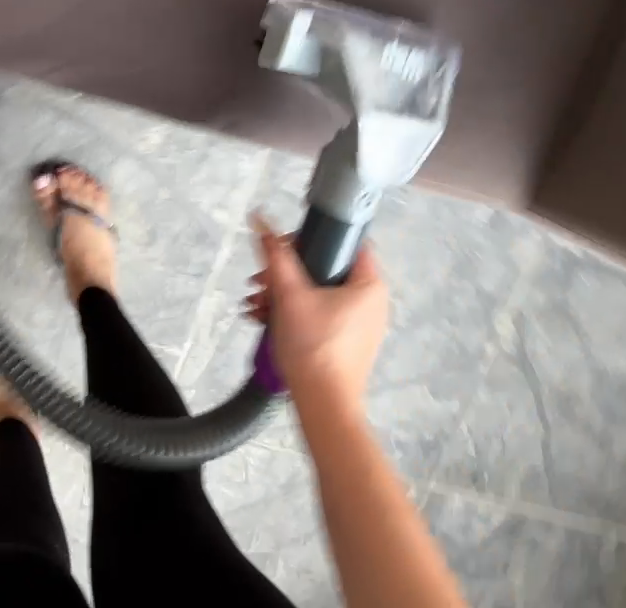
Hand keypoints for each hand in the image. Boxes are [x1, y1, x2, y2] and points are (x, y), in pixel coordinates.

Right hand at [244, 212, 389, 404]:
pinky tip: (263, 318)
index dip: (314, 237)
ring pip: (315, 293)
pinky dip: (291, 313)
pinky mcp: (344, 342)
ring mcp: (358, 324)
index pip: (346, 241)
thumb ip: (275, 255)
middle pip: (323, 268)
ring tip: (255, 303)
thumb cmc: (314, 344)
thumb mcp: (290, 294)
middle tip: (260, 281)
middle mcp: (370, 301)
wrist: (322, 404)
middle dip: (284, 272)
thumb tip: (260, 220)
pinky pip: (316, 315)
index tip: (284, 246)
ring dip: (281, 293)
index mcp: (369, 284)